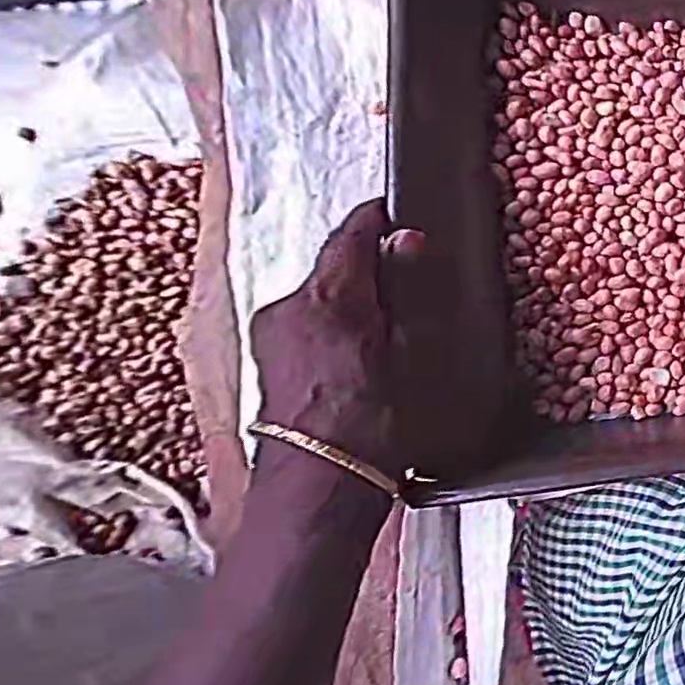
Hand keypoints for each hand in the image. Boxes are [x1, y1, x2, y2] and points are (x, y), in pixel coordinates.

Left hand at [249, 199, 443, 482]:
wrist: (324, 478)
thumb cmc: (379, 412)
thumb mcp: (410, 347)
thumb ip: (406, 288)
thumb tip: (406, 238)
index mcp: (328, 298)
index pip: (350, 235)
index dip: (376, 216)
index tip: (399, 207)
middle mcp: (288, 305)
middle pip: (335, 264)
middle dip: (372, 259)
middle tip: (414, 269)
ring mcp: (271, 331)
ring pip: (323, 293)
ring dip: (356, 291)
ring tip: (395, 312)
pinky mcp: (270, 355)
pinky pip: (309, 318)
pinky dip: (339, 316)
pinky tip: (366, 341)